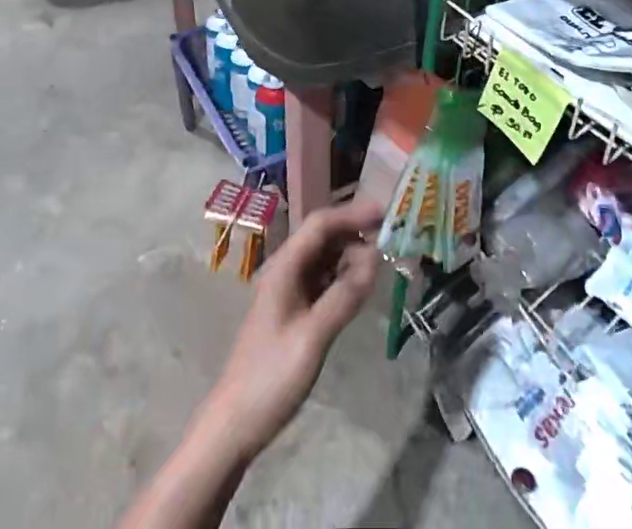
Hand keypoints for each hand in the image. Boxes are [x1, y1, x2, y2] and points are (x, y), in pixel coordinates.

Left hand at [202, 199, 382, 456]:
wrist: (238, 418)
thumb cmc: (272, 376)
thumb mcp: (313, 337)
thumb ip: (344, 296)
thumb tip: (375, 256)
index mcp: (283, 269)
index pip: (319, 225)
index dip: (352, 214)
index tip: (387, 212)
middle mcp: (285, 272)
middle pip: (322, 237)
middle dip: (355, 230)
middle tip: (393, 235)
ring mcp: (288, 291)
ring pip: (324, 259)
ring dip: (351, 253)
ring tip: (384, 257)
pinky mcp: (294, 311)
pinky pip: (322, 281)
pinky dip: (343, 276)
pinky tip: (363, 284)